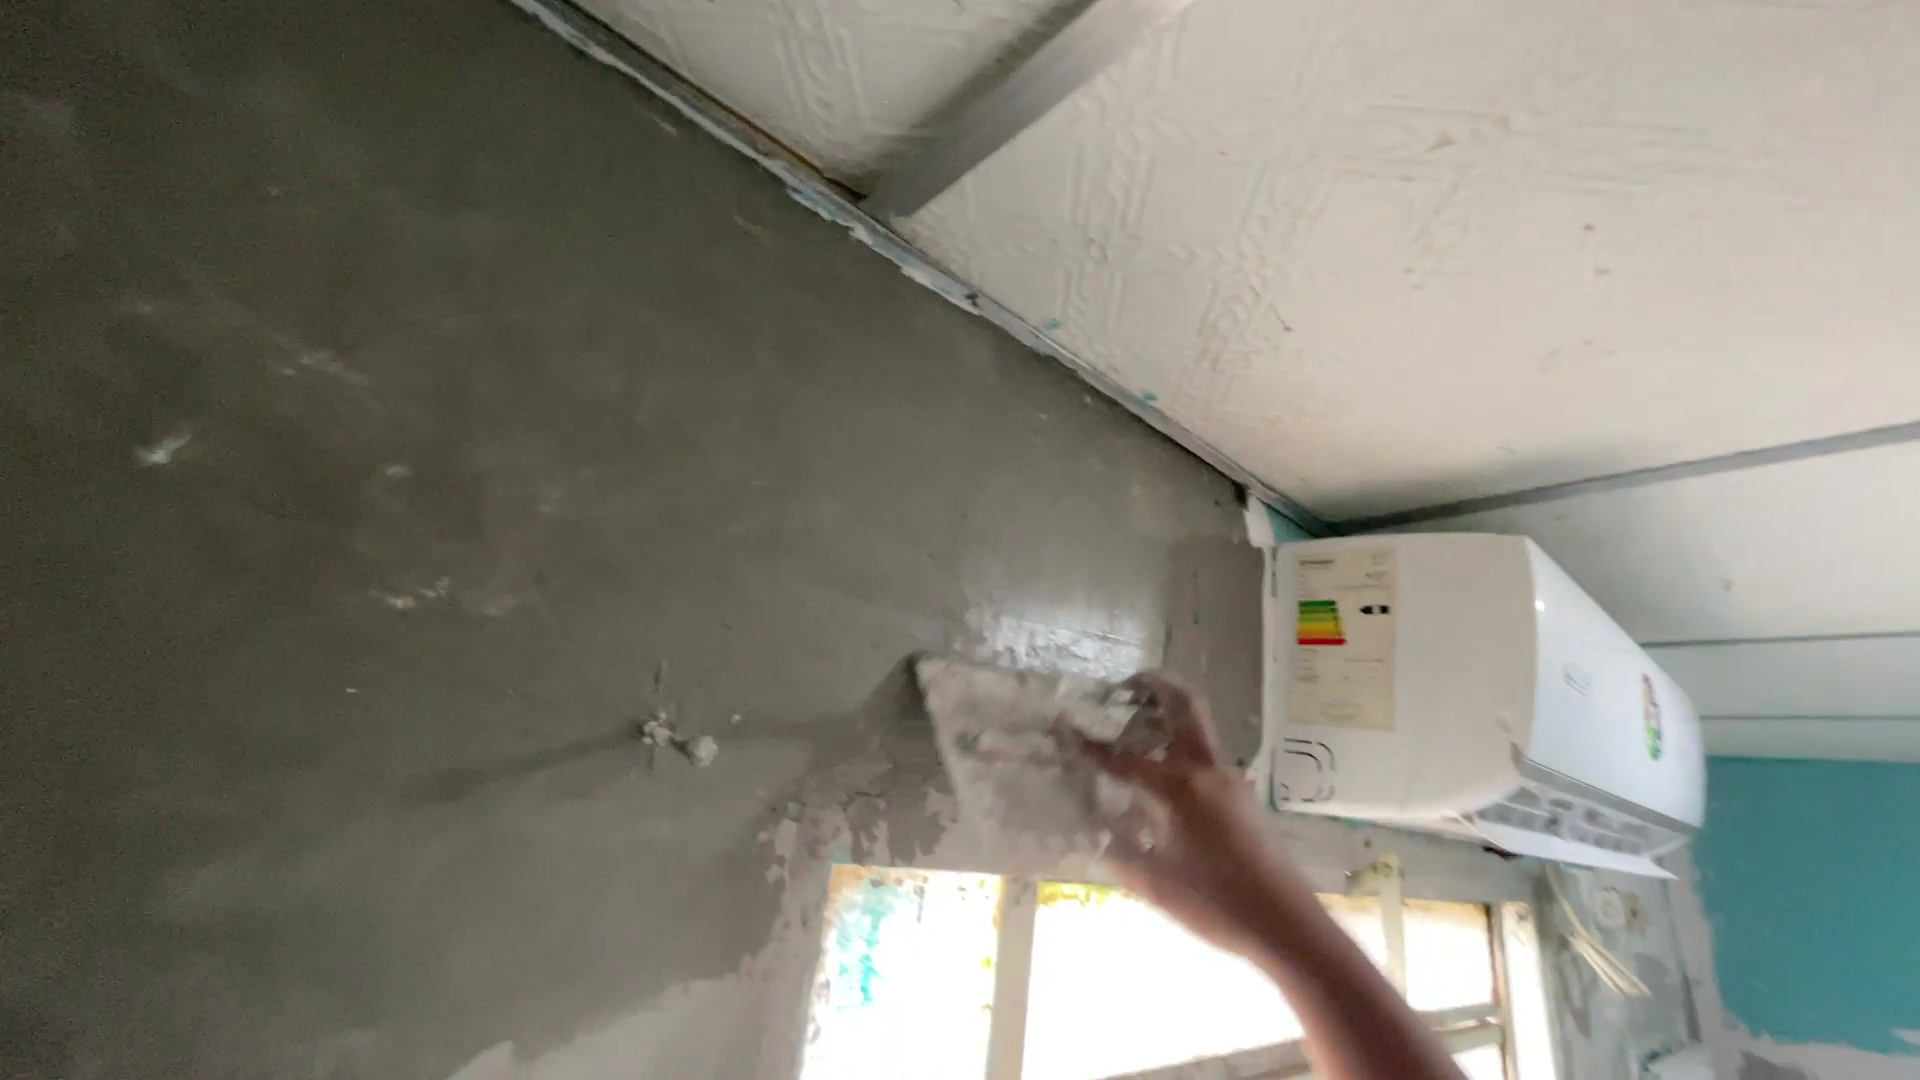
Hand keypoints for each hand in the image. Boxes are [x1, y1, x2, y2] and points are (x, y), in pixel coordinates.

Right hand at [1063, 671, 1314, 961]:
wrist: (1289, 927)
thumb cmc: (1219, 904)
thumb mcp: (1157, 884)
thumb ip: (1120, 852)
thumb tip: (1094, 831)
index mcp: (1181, 787)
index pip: (1125, 757)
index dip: (1091, 743)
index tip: (1066, 724)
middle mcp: (1207, 771)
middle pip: (1185, 705)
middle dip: (1155, 685)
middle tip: (1126, 683)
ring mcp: (1231, 781)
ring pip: (1197, 728)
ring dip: (1169, 714)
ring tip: (1135, 724)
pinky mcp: (1242, 797)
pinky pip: (1205, 756)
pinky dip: (1180, 746)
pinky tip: (1161, 775)